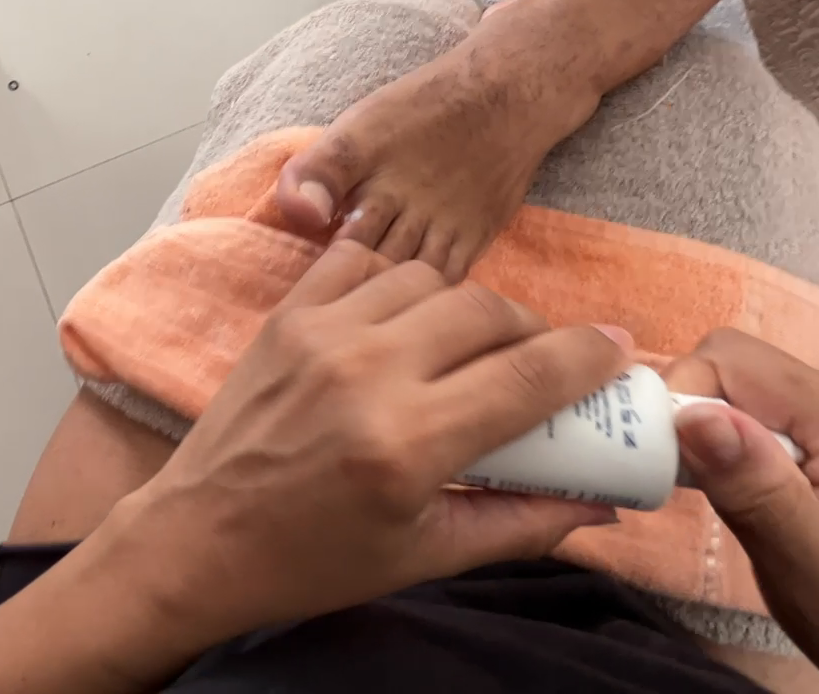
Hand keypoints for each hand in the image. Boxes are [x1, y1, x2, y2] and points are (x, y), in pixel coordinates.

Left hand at [98, 241, 630, 658]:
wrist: (202, 533)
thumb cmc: (313, 558)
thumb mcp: (426, 554)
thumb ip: (522, 522)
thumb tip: (602, 500)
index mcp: (406, 442)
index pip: (526, 377)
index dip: (587, 358)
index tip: (617, 351)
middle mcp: (366, 370)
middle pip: (484, 310)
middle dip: (531, 328)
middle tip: (536, 357)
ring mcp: (321, 331)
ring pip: (427, 277)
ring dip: (463, 304)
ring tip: (463, 341)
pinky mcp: (287, 313)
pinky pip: (359, 261)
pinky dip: (394, 280)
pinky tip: (400, 315)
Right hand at [666, 330, 818, 693]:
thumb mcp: (813, 581)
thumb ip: (756, 492)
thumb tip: (691, 414)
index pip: (735, 360)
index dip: (684, 395)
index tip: (668, 460)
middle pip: (741, 363)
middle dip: (700, 414)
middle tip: (703, 487)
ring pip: (751, 380)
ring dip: (723, 430)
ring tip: (741, 497)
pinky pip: (774, 400)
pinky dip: (747, 436)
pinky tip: (768, 490)